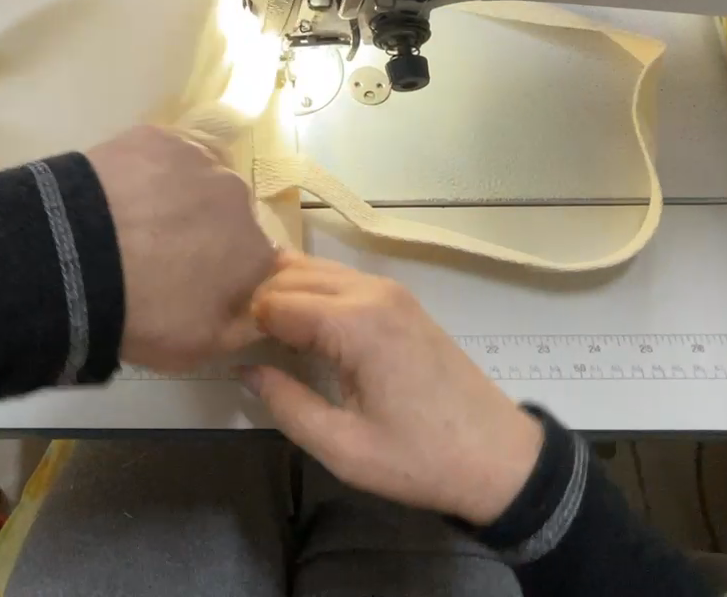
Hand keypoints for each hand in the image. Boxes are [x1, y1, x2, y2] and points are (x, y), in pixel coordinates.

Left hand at [85, 126, 275, 371]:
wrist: (75, 261)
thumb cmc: (142, 313)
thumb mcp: (201, 348)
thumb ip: (244, 325)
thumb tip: (260, 306)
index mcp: (256, 251)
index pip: (255, 261)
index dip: (226, 271)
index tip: (196, 282)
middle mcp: (239, 197)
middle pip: (229, 214)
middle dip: (205, 229)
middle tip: (160, 252)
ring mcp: (199, 159)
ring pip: (198, 178)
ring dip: (180, 196)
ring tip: (135, 220)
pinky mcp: (159, 136)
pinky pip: (165, 153)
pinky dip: (150, 170)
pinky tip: (123, 191)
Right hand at [241, 253, 543, 525]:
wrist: (501, 458)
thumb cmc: (420, 459)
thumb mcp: (344, 449)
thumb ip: (287, 405)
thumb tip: (245, 369)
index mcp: (356, 323)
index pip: (274, 301)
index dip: (243, 322)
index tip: (224, 347)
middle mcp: (369, 290)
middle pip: (289, 273)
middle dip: (257, 299)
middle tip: (235, 337)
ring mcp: (387, 288)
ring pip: (312, 267)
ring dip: (281, 290)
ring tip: (259, 327)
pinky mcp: (397, 296)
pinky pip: (337, 277)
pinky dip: (308, 289)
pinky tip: (296, 319)